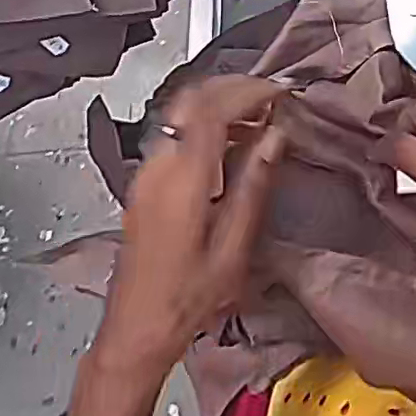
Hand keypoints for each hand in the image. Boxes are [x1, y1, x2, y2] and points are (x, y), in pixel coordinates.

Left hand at [95, 75, 287, 375]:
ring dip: (220, 102)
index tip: (280, 92)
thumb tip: (275, 136)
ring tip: (259, 115)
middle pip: (191, 98)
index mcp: (182, 181)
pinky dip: (206, 121)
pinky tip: (232, 140)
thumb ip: (254, 185)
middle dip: (233, 86)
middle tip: (271, 95)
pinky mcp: (144, 180)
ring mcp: (146, 170)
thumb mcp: (233, 248)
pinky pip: (177, 132)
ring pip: (182, 111)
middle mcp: (158, 165)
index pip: (213, 111)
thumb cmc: (188, 297)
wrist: (135, 329)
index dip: (249, 91)